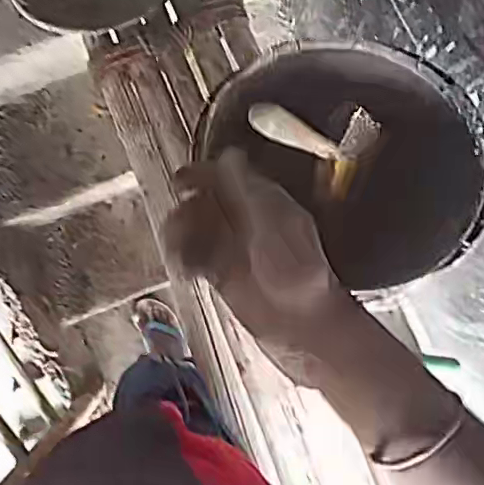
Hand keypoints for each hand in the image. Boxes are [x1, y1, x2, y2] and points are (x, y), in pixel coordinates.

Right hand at [163, 147, 359, 384]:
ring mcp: (233, 249)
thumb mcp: (275, 223)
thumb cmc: (298, 275)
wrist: (304, 328)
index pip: (227, 177)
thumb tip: (229, 156)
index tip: (181, 180)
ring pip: (196, 230)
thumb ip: (248, 190)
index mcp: (264, 203)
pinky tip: (186, 269)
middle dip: (188, 210)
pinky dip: (184, 259)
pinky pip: (194, 257)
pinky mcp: (222, 274)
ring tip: (179, 249)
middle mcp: (247, 222)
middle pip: (205, 202)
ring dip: (182, 236)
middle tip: (181, 224)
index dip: (202, 175)